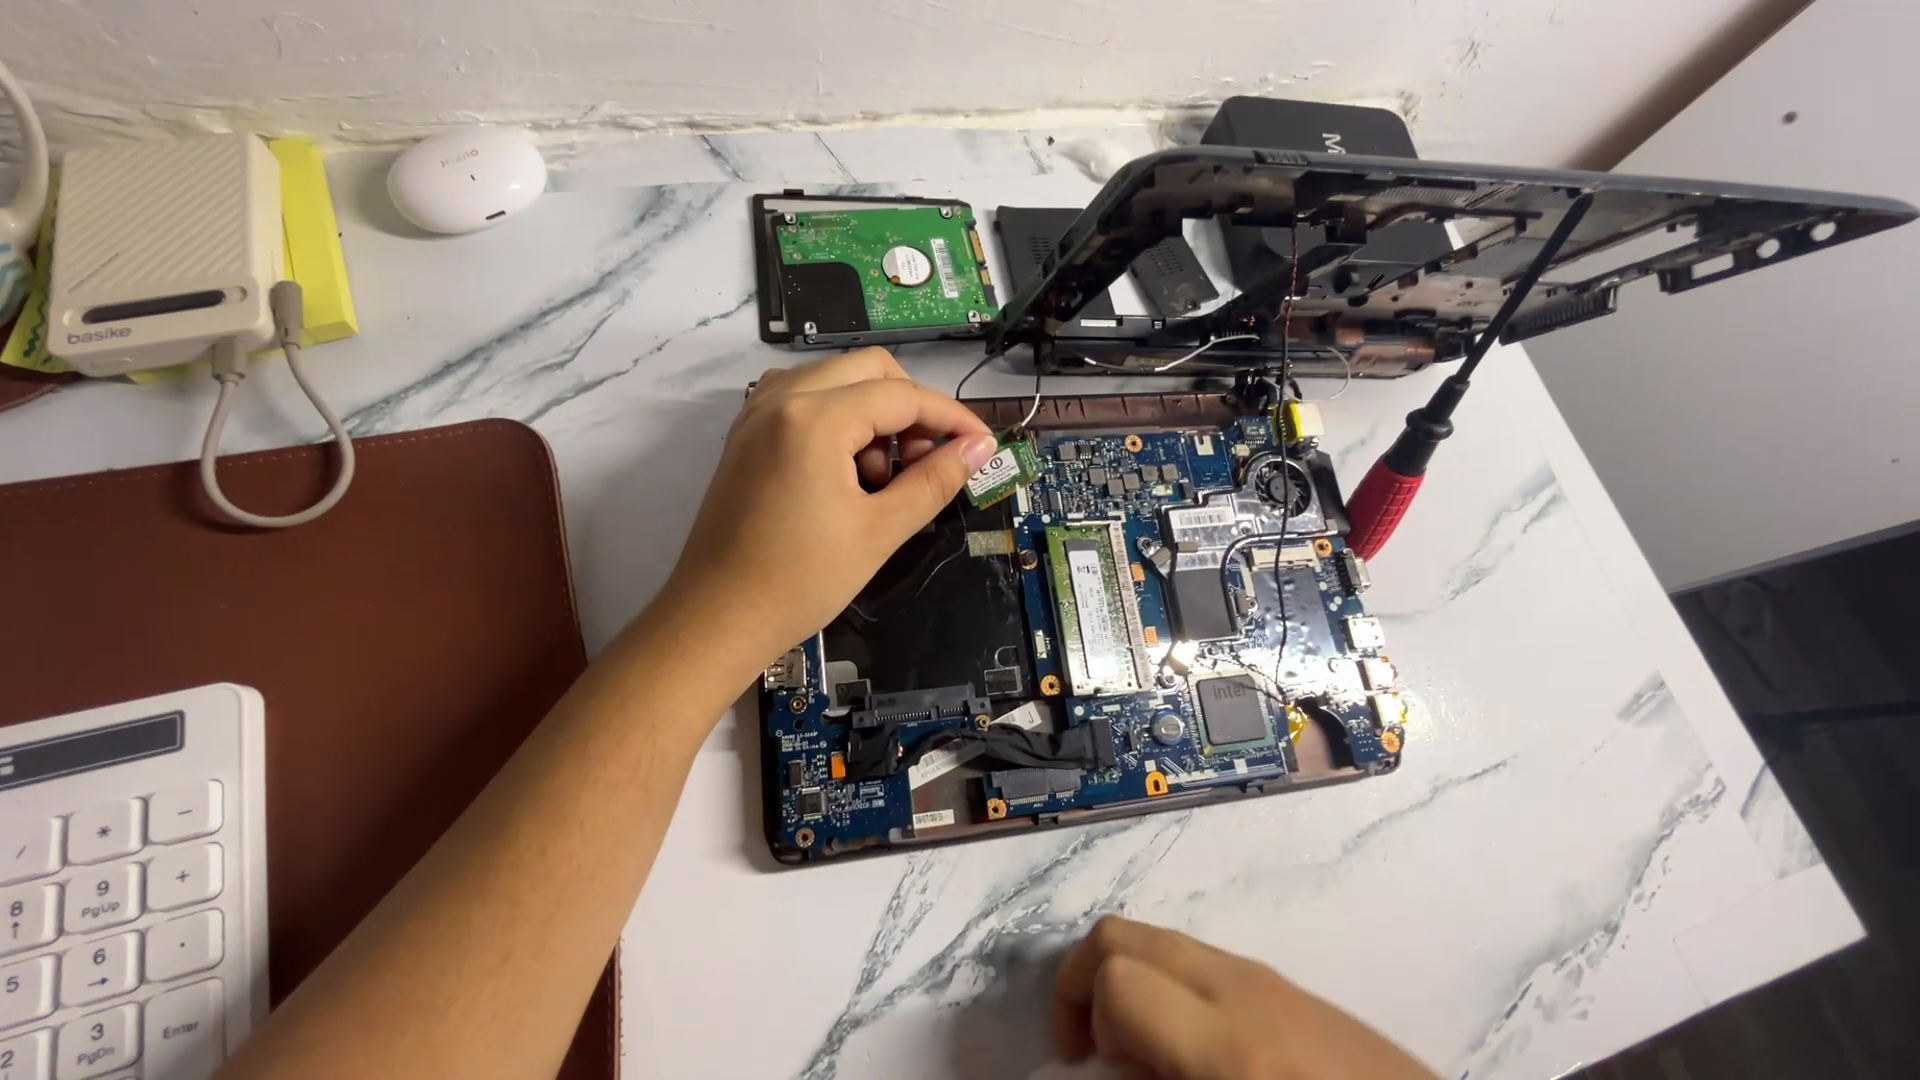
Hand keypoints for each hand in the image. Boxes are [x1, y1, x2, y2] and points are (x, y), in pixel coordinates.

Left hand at [665, 347, 997, 665]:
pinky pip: (806, 400)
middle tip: (927, 461)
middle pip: (870, 370)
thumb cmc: (801, 581)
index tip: (982, 445)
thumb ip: (934, 480)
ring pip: (837, 380)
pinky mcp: (747, 433)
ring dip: (874, 413)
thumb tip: (979, 448)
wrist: (716, 618)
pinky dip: (839, 420)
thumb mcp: (880, 531)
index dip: (950, 417)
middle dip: (911, 408)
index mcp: (814, 417)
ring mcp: (757, 412)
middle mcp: (782, 397)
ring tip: (882, 478)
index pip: (902, 395)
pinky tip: (846, 471)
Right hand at [1055, 916, 1437, 1079]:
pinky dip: (1164, 989)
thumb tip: (1111, 1058)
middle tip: (1089, 1047)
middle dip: (1081, 979)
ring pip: (1156, 941)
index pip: (1115, 977)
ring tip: (1139, 1053)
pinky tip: (1188, 1049)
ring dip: (1124, 983)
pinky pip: (1196, 962)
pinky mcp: (1283, 983)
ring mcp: (1264, 978)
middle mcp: (1240, 990)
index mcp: (1229, 1048)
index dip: (1079, 1015)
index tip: (1086, 1066)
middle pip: (1121, 934)